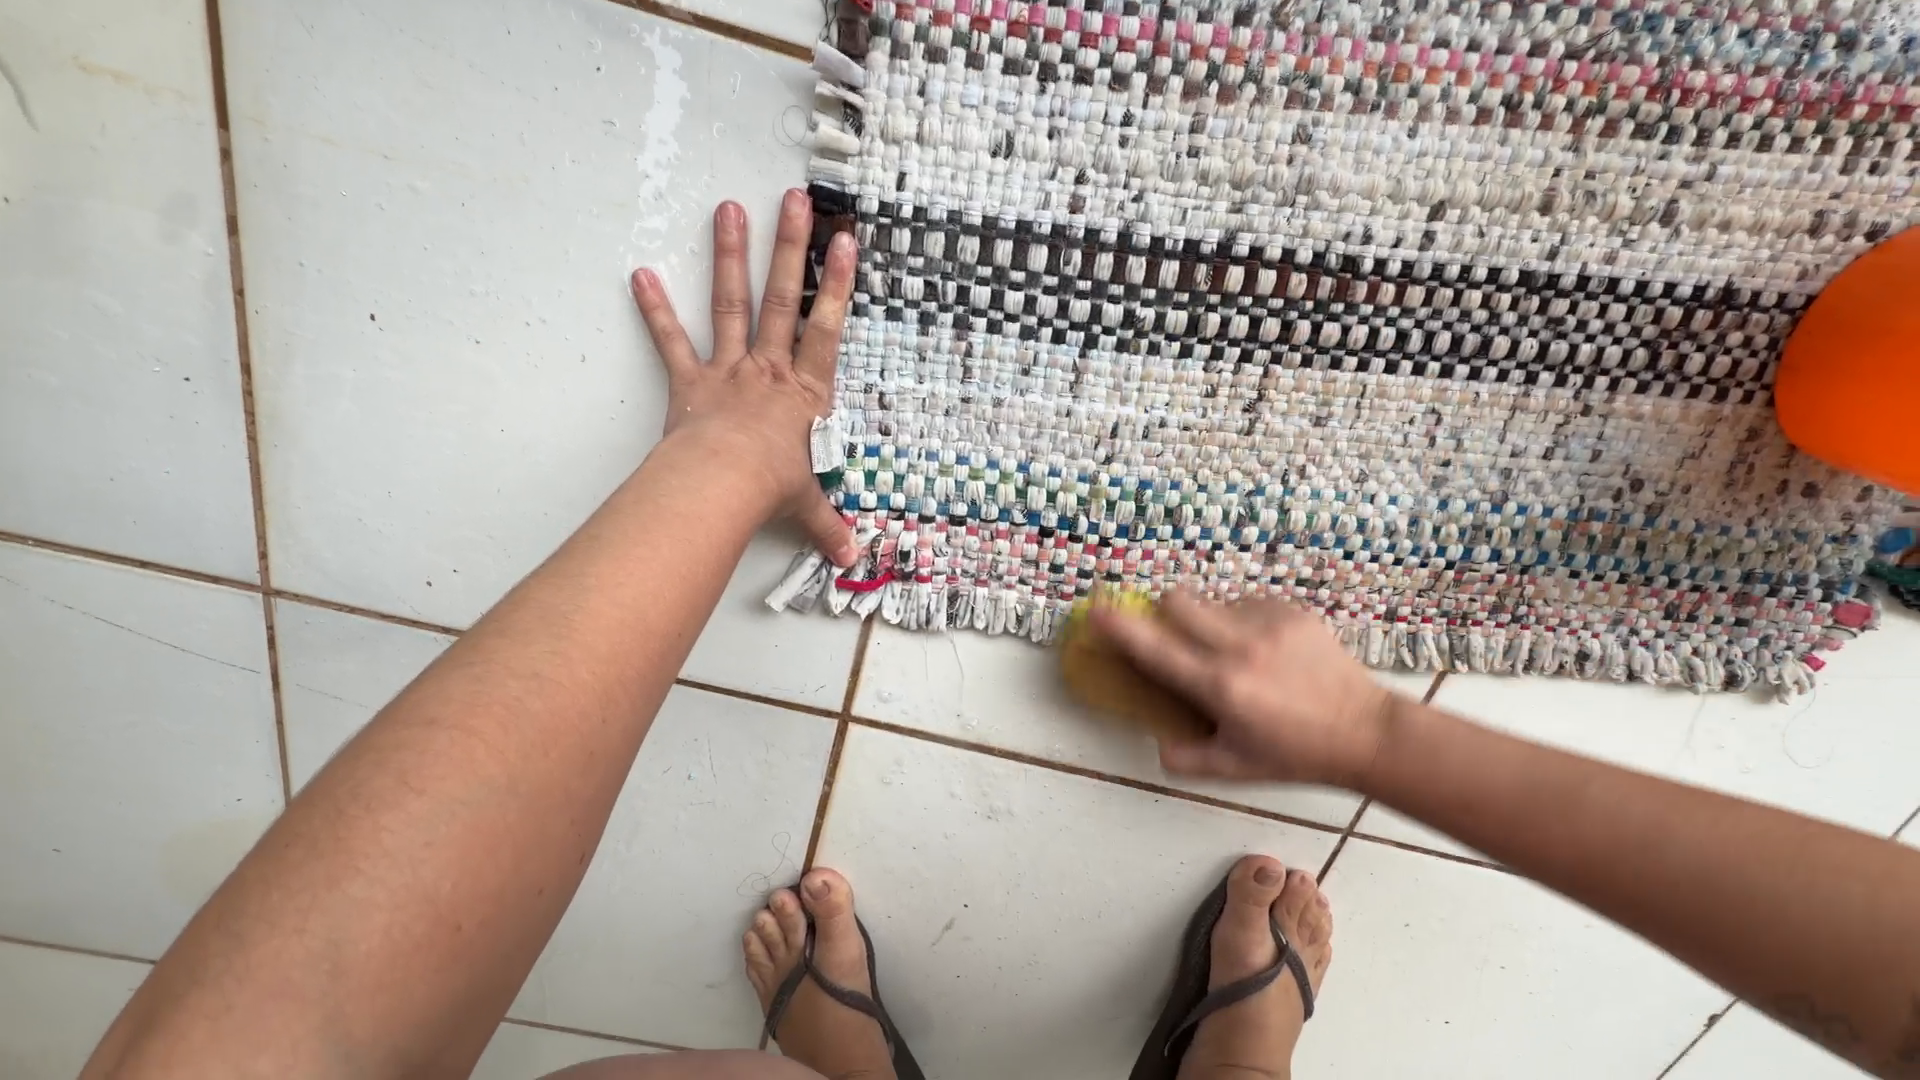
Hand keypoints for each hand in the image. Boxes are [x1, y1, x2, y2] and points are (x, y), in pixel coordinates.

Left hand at [629, 190, 857, 566]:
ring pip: (732, 305)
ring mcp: (728, 370)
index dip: (838, 285)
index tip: (846, 240)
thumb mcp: (808, 508)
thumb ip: (828, 526)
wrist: (720, 488)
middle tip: (794, 199)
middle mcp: (769, 370)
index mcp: (804, 393)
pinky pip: (672, 342)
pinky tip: (641, 274)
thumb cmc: (770, 490)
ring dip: (731, 257)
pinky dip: (656, 310)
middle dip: (791, 247)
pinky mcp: (690, 382)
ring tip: (728, 209)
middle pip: (782, 299)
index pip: (826, 328)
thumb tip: (852, 558)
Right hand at [1091, 592, 1406, 788]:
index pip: (1156, 650)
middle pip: (1177, 601)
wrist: (1367, 731)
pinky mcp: (1293, 611)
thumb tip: (1155, 741)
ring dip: (1207, 621)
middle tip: (1172, 632)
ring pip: (1212, 601)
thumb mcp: (1234, 768)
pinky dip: (1242, 620)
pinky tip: (1265, 648)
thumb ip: (1184, 757)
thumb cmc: (1295, 753)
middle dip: (1163, 611)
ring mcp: (1269, 624)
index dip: (1120, 628)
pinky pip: (1247, 602)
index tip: (1096, 610)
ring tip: (1234, 652)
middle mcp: (1240, 648)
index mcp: (1221, 687)